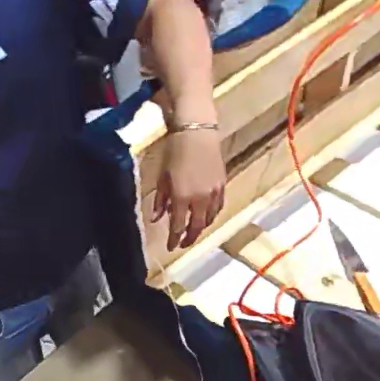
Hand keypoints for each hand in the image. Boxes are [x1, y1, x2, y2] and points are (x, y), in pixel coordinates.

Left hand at [153, 126, 226, 252]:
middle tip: (182, 244)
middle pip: (196, 227)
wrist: (197, 133)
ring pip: (209, 219)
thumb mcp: (162, 179)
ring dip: (200, 228)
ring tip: (193, 231)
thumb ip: (160, 201)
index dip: (174, 240)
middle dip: (189, 238)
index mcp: (182, 197)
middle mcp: (200, 199)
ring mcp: (213, 193)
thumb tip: (157, 220)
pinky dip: (211, 216)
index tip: (170, 248)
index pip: (178, 227)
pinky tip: (206, 217)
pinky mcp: (222, 186)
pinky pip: (218, 208)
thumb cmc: (174, 153)